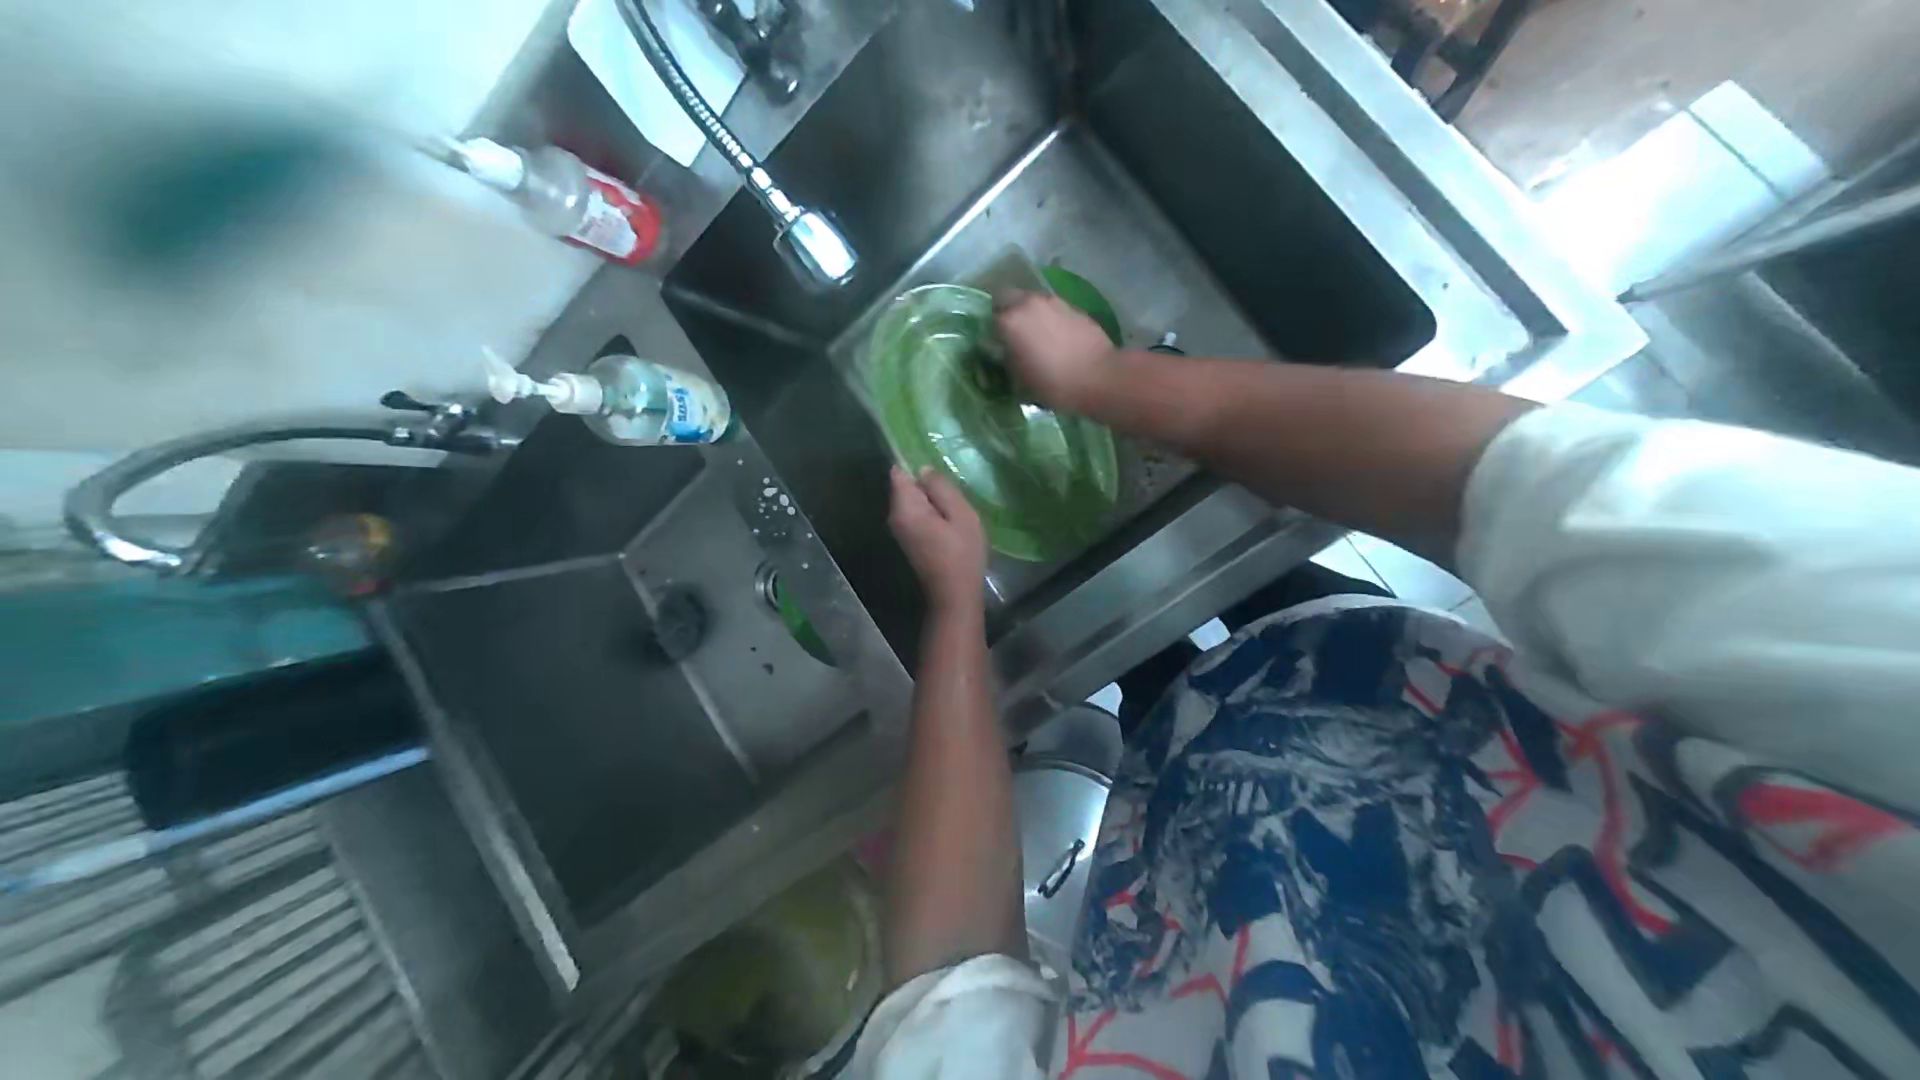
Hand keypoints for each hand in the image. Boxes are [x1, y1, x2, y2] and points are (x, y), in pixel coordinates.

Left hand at [888, 465, 986, 612]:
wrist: (954, 594)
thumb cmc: (961, 553)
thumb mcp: (960, 514)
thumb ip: (941, 488)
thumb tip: (924, 470)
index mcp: (904, 508)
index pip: (899, 472)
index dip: (916, 463)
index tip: (938, 469)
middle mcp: (895, 517)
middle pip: (905, 487)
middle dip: (927, 484)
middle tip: (954, 490)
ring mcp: (900, 530)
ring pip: (913, 501)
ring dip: (931, 499)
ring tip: (955, 505)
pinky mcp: (909, 540)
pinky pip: (917, 515)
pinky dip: (931, 512)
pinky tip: (949, 520)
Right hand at [994, 290, 1119, 411]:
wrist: (1100, 377)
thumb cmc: (1053, 383)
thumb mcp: (1019, 379)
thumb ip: (1006, 359)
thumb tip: (1004, 351)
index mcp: (1010, 320)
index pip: (988, 316)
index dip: (990, 329)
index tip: (994, 343)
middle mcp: (1028, 303)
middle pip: (1008, 297)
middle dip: (1006, 311)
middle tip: (1010, 333)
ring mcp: (1053, 302)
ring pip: (1031, 300)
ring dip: (1029, 313)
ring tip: (1035, 335)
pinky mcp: (1073, 307)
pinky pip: (1052, 308)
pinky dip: (1048, 318)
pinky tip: (1055, 337)